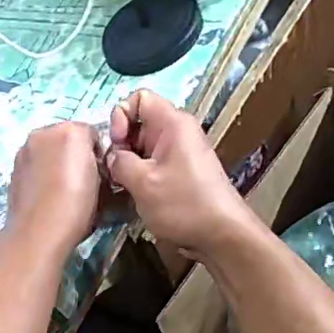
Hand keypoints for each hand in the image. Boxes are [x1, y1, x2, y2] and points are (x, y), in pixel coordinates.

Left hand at [6, 121, 102, 257]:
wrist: (38, 233)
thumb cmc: (75, 204)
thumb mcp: (100, 177)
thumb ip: (97, 160)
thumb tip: (90, 163)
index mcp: (67, 130)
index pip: (91, 134)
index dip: (98, 155)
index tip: (100, 175)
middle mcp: (41, 134)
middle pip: (66, 141)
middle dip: (75, 157)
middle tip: (83, 184)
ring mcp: (23, 153)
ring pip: (48, 155)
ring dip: (57, 166)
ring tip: (63, 194)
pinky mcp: (13, 173)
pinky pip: (35, 169)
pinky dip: (42, 177)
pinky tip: (46, 198)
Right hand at [105, 90, 260, 260]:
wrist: (221, 235)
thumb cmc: (182, 204)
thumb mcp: (142, 182)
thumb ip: (119, 162)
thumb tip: (112, 157)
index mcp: (172, 123)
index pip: (139, 97)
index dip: (121, 115)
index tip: (117, 144)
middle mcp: (177, 132)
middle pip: (138, 123)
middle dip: (121, 144)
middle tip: (116, 171)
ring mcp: (180, 153)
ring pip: (143, 147)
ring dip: (129, 164)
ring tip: (122, 187)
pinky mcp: (180, 173)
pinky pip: (153, 164)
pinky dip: (140, 176)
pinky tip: (135, 195)